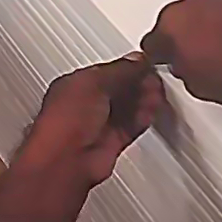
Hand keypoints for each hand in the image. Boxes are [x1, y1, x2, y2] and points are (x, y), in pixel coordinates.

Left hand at [13, 55, 165, 187]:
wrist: (65, 160)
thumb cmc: (63, 122)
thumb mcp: (94, 82)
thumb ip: (118, 70)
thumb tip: (135, 61)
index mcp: (73, 86)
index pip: (105, 72)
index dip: (125, 68)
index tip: (144, 64)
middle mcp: (84, 106)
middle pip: (117, 91)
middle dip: (137, 83)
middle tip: (154, 78)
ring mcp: (97, 125)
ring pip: (126, 109)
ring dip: (143, 100)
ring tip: (157, 92)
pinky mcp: (109, 143)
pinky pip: (130, 127)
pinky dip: (142, 118)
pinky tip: (152, 110)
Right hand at [140, 0, 221, 105]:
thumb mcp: (199, 87)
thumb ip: (187, 71)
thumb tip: (191, 70)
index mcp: (173, 22)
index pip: (155, 40)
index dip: (162, 55)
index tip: (168, 61)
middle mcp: (198, 0)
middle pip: (185, 18)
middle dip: (192, 35)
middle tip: (203, 58)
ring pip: (217, 8)